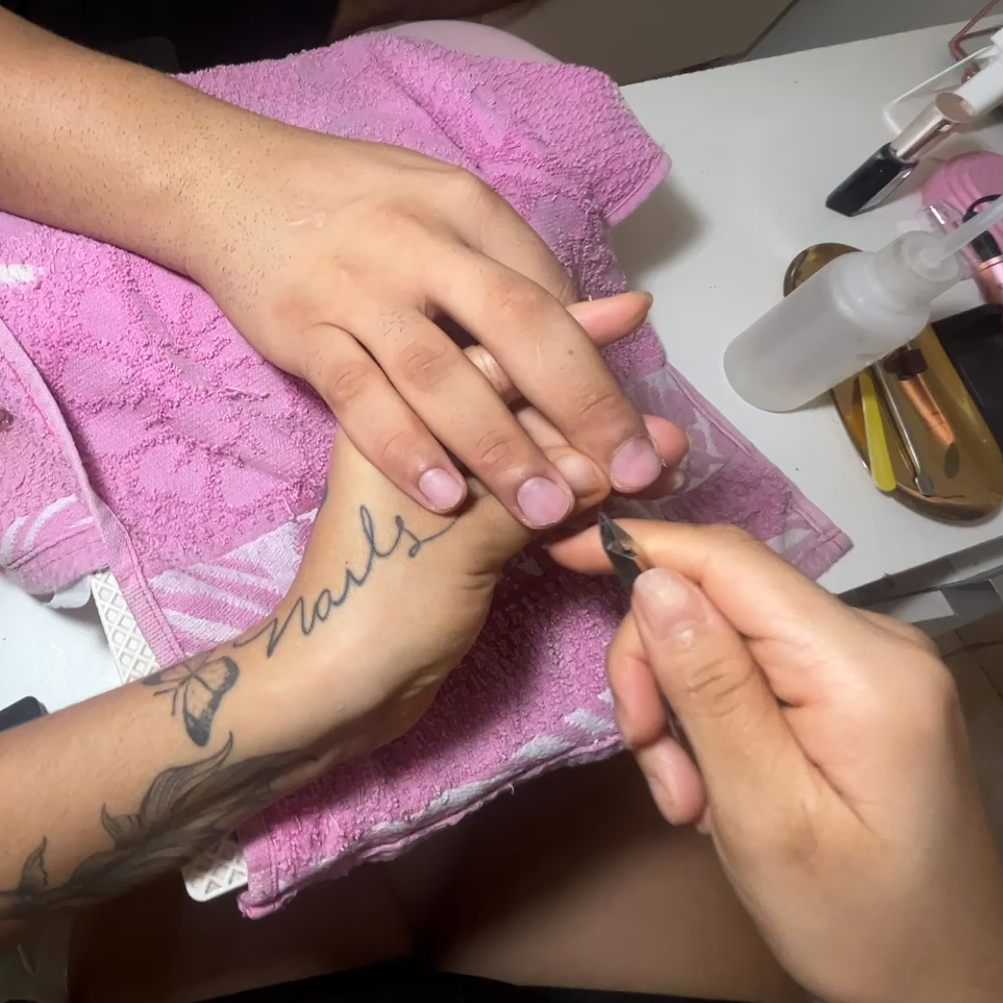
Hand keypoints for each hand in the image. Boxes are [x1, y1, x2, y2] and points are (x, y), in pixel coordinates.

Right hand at [168, 127, 681, 528]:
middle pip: (517, 326)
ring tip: (546, 505)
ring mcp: (357, 288)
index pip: (547, 290)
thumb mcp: (430, 200)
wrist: (231, 181)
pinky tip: (442, 493)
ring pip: (437, 371)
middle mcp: (418, 244)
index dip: (597, 364)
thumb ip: (494, 256)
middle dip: (582, 403)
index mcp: (463, 206)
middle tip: (631, 472)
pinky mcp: (304, 330)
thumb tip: (579, 316)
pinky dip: (402, 445)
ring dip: (497, 442)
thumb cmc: (341, 196)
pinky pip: (359, 395)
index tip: (629, 427)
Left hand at [269, 294, 688, 759]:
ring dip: (590, 461)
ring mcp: (440, 487)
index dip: (560, 340)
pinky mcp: (457, 532)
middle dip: (591, 416)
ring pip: (525, 456)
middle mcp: (417, 441)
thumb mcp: (457, 540)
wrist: (335, 688)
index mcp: (393, 420)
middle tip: (666, 432)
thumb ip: (534, 494)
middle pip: (515, 408)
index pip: (488, 363)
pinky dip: (569, 500)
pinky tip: (619, 498)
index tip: (630, 314)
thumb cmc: (380, 604)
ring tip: (666, 463)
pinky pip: (522, 499)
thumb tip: (615, 460)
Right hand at [554, 523, 1002, 1002]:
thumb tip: (654, 580)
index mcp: (863, 667)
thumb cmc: (856, 921)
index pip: (730, 563)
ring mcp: (860, 663)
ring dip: (674, 704)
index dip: (641, 546)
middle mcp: (870, 642)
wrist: (945, 993)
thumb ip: (709, 688)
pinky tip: (707, 779)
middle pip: (715, 600)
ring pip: (717, 636)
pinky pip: (741, 666)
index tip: (562, 554)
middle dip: (655, 667)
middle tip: (645, 753)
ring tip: (682, 792)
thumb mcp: (763, 811)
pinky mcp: (843, 688)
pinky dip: (701, 714)